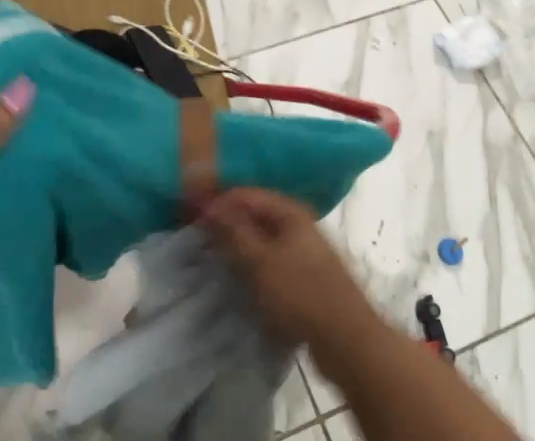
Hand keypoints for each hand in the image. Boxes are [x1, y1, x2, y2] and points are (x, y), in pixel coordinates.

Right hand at [200, 187, 377, 347]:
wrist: (346, 340)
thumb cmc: (300, 293)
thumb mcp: (259, 260)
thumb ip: (232, 231)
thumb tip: (206, 204)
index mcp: (290, 212)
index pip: (244, 194)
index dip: (216, 201)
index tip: (188, 215)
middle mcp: (299, 224)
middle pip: (254, 214)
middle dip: (225, 222)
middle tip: (197, 236)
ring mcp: (304, 250)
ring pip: (262, 238)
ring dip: (238, 244)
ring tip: (212, 255)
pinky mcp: (305, 276)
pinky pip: (270, 259)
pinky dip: (252, 262)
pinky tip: (237, 275)